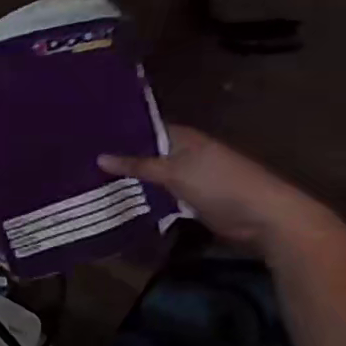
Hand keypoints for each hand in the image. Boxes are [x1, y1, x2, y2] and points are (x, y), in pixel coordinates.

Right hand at [98, 126, 328, 247]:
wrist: (265, 217)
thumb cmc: (220, 184)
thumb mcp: (173, 172)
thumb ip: (136, 165)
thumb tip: (98, 157)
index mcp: (183, 138)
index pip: (144, 127)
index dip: (119, 130)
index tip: (88, 134)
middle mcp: (184, 152)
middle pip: (145, 150)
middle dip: (118, 154)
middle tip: (81, 156)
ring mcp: (188, 175)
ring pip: (149, 172)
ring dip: (127, 176)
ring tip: (89, 174)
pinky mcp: (189, 195)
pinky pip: (156, 190)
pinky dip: (140, 192)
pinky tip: (115, 193)